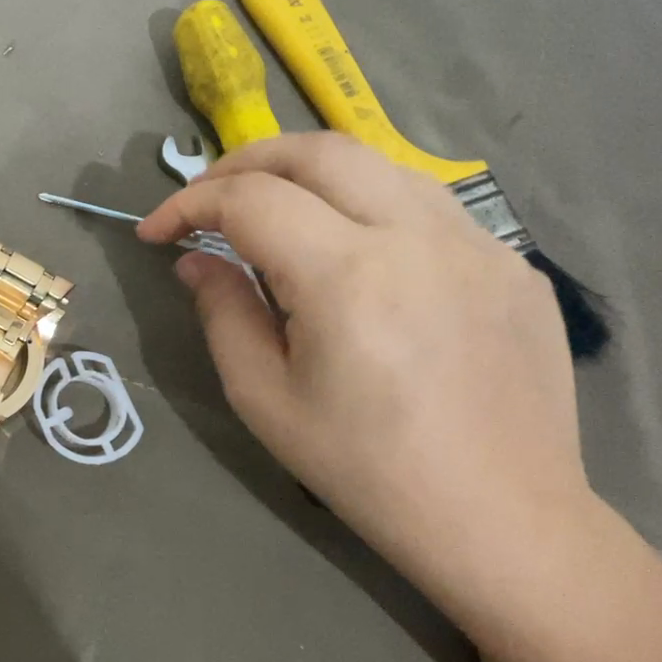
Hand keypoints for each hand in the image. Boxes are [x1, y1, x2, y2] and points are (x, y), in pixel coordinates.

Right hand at [139, 133, 591, 606]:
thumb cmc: (360, 465)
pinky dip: (363, 205)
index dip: (188, 204)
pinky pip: (424, 205)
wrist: (496, 512)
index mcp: (346, 275)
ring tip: (267, 214)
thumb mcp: (262, 396)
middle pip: (319, 150)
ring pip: (378, 164)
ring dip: (306, 174)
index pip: (251, 201)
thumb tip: (198, 262)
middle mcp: (417, 235)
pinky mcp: (509, 262)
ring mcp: (477, 242)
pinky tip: (346, 252)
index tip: (153, 233)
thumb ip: (224, 313)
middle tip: (202, 201)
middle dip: (243, 163)